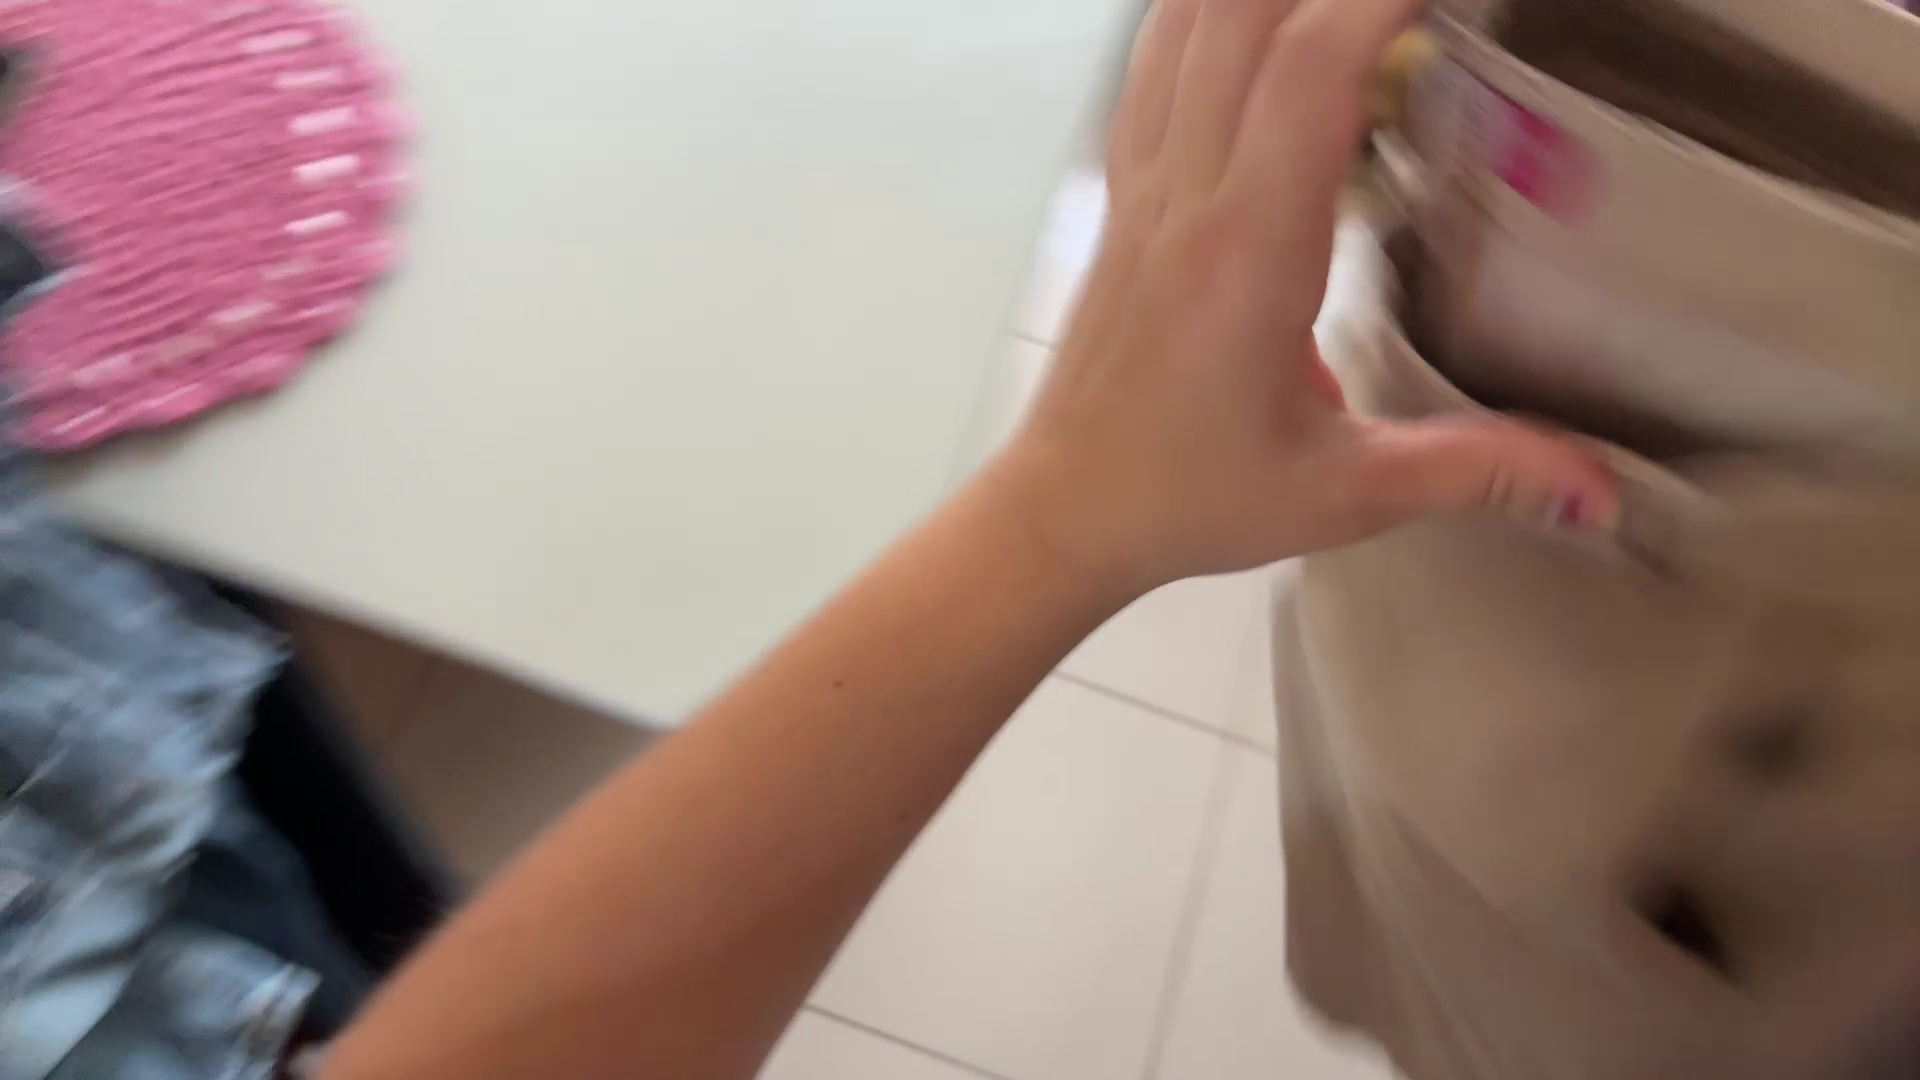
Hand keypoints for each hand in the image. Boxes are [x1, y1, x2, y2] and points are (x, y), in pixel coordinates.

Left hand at [989, 0, 1617, 594]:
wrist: (1064, 512)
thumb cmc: (1177, 503)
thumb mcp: (1335, 494)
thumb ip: (1467, 469)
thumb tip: (1592, 488)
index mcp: (1246, 256)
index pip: (1311, 60)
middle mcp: (1182, 207)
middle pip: (1236, 11)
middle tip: (1404, 4)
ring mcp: (1136, 205)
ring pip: (1174, 32)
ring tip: (1330, 4)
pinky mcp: (1116, 222)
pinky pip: (1146, 87)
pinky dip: (1193, 28)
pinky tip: (1238, 32)